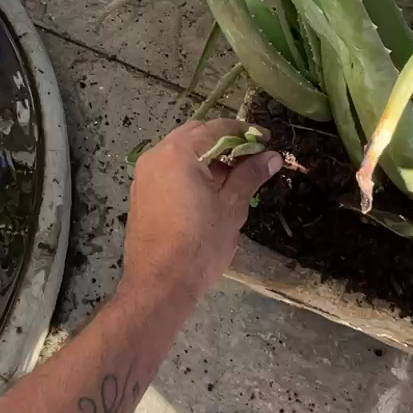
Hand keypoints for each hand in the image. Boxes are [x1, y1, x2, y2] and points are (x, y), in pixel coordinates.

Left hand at [122, 119, 281, 304]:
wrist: (160, 284)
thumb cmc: (200, 243)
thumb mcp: (232, 206)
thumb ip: (250, 174)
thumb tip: (271, 157)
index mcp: (178, 152)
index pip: (217, 128)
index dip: (245, 133)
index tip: (266, 142)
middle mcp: (156, 156)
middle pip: (196, 136)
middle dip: (225, 143)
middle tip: (251, 159)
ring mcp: (144, 175)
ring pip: (181, 153)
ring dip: (207, 158)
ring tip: (234, 178)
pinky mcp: (141, 194)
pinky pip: (169, 170)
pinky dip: (191, 172)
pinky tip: (210, 193)